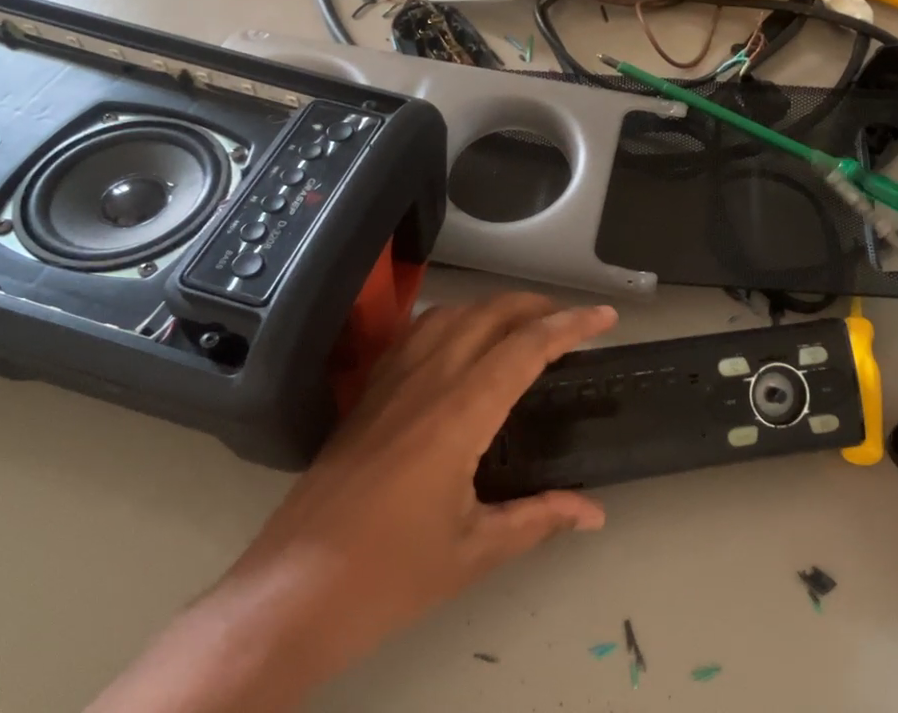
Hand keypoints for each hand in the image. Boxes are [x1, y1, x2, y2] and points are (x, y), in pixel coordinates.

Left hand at [90, 294, 614, 712]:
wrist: (293, 591)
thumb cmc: (390, 574)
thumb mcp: (476, 550)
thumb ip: (539, 518)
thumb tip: (593, 512)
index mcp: (459, 413)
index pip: (525, 348)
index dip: (570, 326)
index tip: (604, 317)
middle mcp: (424, 383)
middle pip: (486, 315)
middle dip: (535, 306)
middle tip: (571, 319)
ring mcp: (387, 384)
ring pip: (446, 316)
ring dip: (491, 307)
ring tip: (522, 322)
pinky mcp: (364, 397)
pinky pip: (413, 336)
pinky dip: (449, 321)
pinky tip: (456, 342)